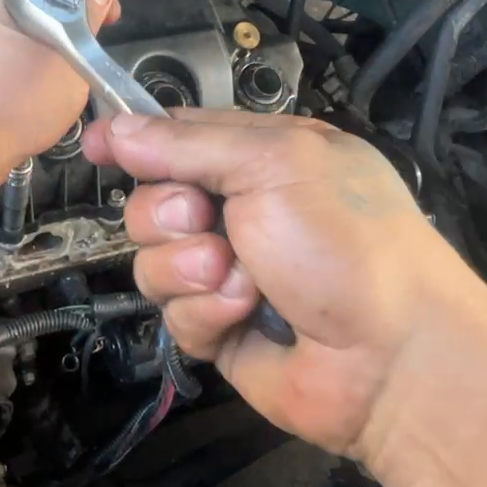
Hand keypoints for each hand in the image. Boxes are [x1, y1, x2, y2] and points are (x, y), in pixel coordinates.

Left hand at [0, 0, 119, 194]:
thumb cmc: (18, 98)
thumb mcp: (68, 56)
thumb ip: (86, 17)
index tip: (112, 16)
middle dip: (77, 21)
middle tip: (97, 48)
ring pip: (34, 32)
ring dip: (61, 49)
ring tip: (78, 74)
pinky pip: (20, 58)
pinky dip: (41, 68)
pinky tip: (53, 93)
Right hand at [82, 109, 486, 459]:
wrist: (391, 360)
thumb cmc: (345, 242)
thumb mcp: (274, 165)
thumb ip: (187, 143)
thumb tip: (114, 127)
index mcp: (261, 159)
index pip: (177, 138)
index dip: (133, 141)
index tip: (94, 145)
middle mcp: (238, 212)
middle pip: (150, 202)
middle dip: (168, 214)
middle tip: (208, 221)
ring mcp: (224, 272)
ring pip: (151, 261)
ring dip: (189, 268)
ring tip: (241, 279)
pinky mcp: (215, 326)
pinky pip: (173, 312)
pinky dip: (206, 312)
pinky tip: (245, 316)